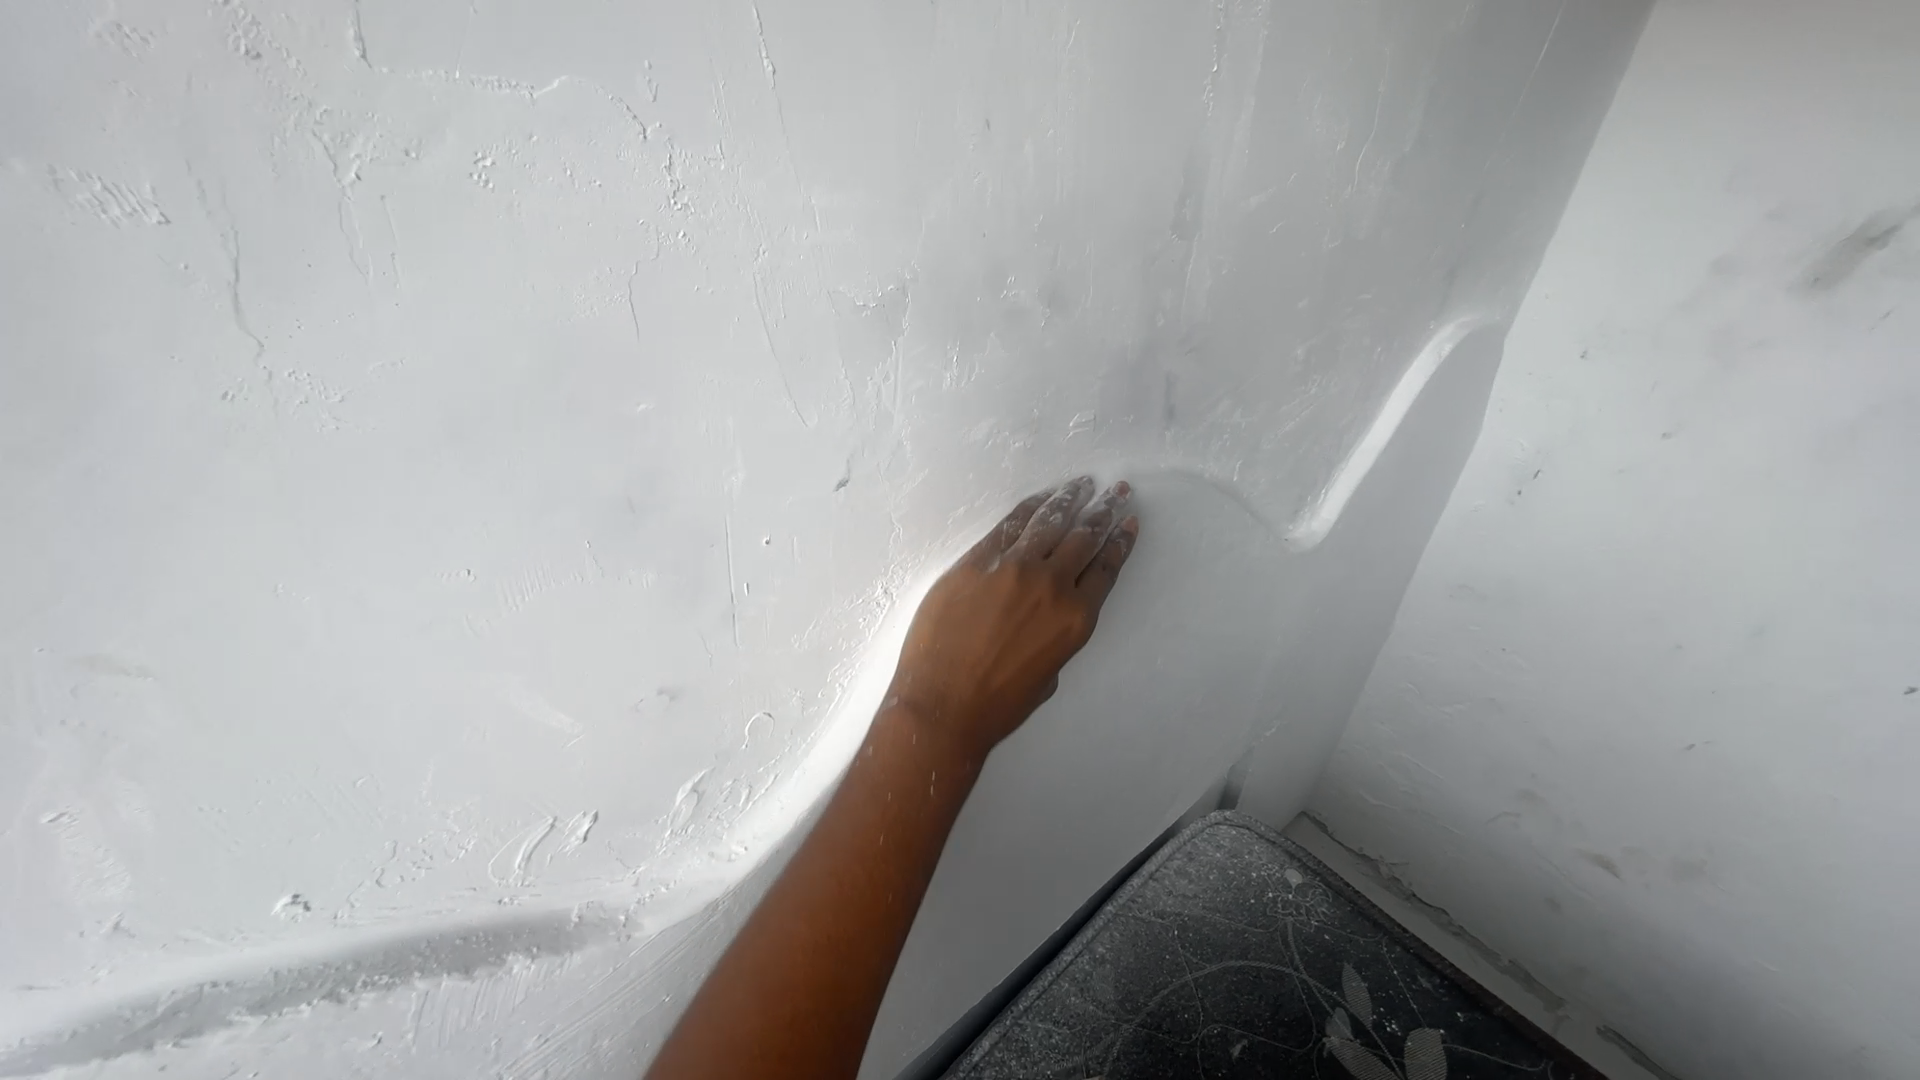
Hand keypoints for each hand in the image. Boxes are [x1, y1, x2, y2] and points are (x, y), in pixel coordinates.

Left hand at [885, 477, 1139, 763]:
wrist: (942, 705)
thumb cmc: (997, 705)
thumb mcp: (1048, 674)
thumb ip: (1055, 636)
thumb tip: (1044, 613)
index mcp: (1075, 619)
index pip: (1105, 568)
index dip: (1119, 542)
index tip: (1128, 521)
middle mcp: (1050, 585)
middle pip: (1083, 538)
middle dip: (1103, 511)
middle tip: (1117, 490)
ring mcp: (1011, 568)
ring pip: (1048, 523)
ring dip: (1070, 500)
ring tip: (1082, 485)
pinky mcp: (975, 562)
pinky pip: (1008, 526)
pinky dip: (1029, 509)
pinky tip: (1041, 500)